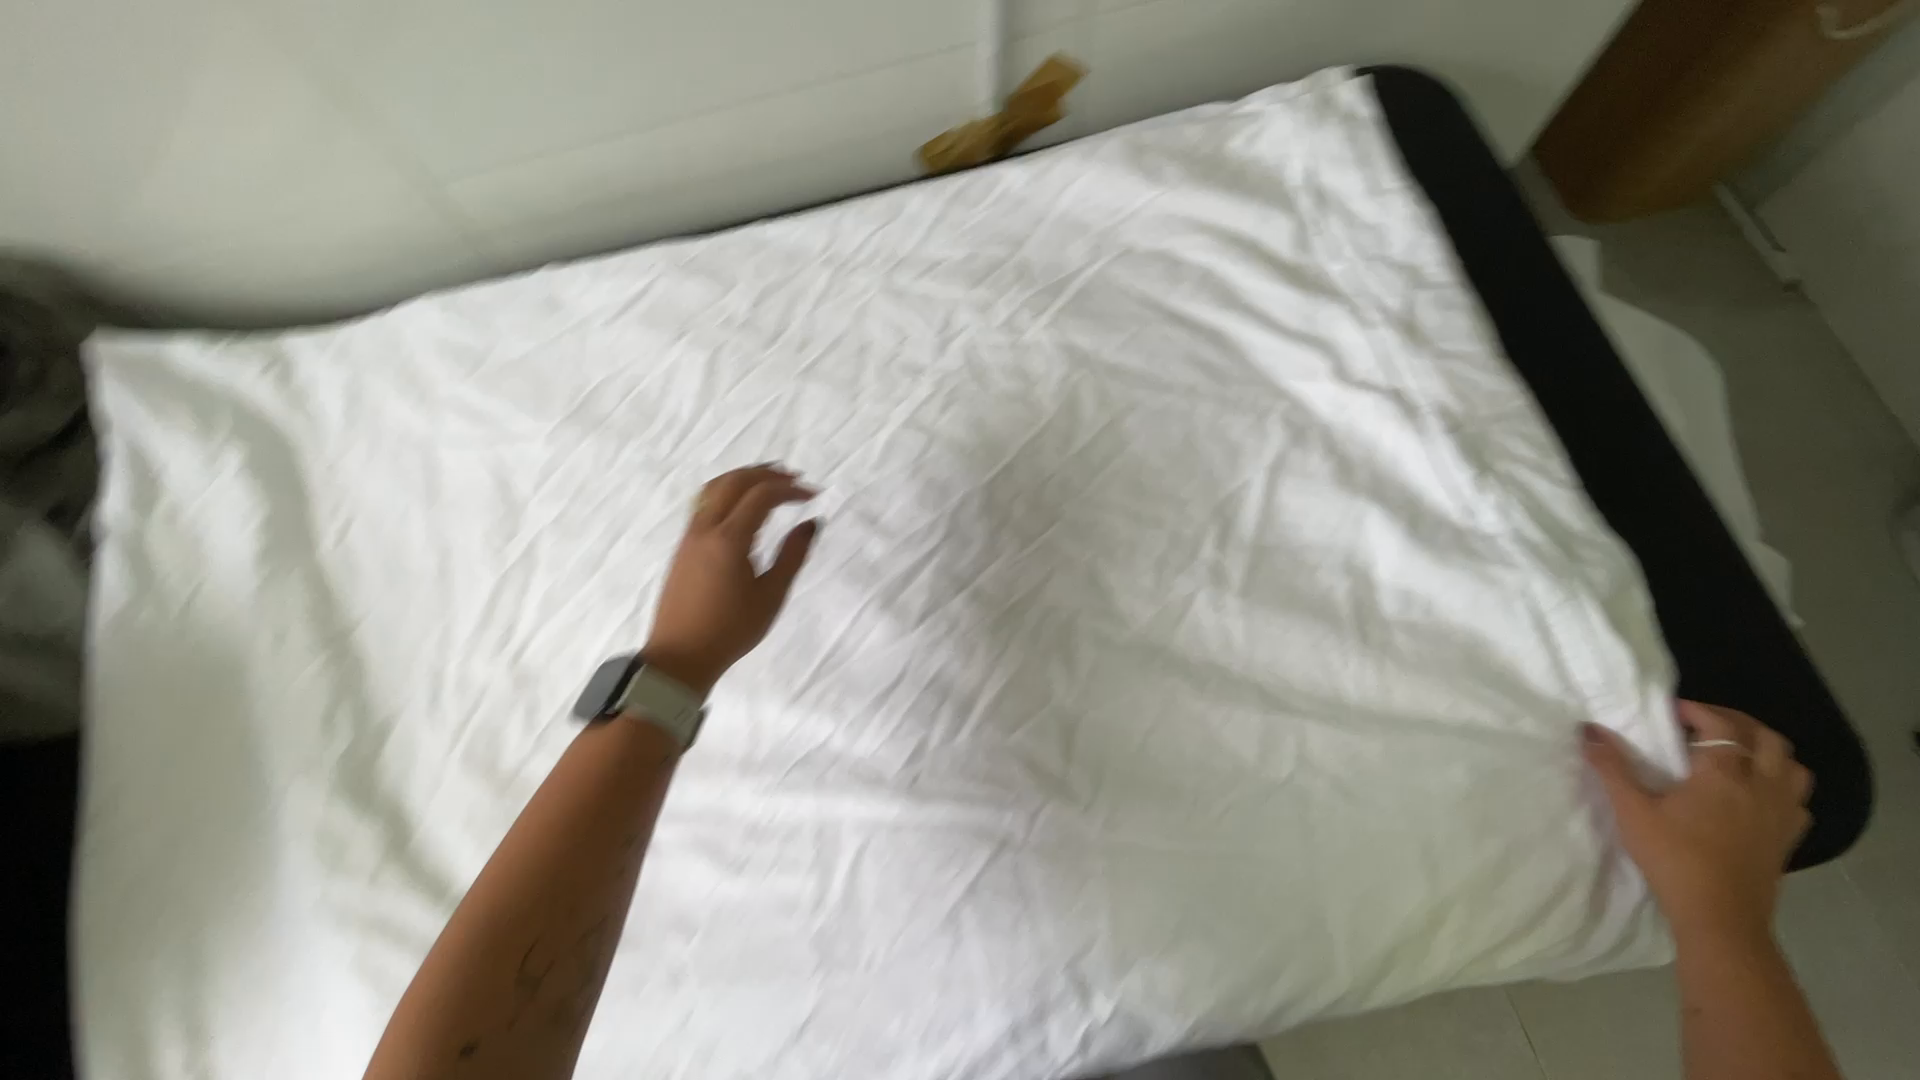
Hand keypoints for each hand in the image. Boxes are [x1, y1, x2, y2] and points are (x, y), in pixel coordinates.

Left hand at [642, 464, 819, 695]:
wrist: (680, 656)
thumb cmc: (731, 630)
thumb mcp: (771, 595)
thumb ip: (793, 555)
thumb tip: (810, 523)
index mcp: (729, 539)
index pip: (761, 495)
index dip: (789, 489)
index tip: (812, 495)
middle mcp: (705, 528)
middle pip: (734, 481)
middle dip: (766, 474)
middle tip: (794, 479)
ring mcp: (689, 535)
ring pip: (714, 488)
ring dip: (743, 478)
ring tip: (769, 481)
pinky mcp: (683, 546)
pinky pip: (704, 503)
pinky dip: (727, 491)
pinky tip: (743, 504)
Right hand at [1583, 701, 1812, 947]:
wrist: (1719, 914)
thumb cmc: (1672, 856)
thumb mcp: (1631, 809)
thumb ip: (1611, 767)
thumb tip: (1588, 730)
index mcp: (1723, 775)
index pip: (1722, 727)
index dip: (1699, 711)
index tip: (1672, 709)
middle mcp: (1761, 786)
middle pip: (1767, 739)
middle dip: (1736, 722)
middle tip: (1703, 722)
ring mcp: (1781, 813)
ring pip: (1791, 766)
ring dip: (1766, 749)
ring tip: (1735, 751)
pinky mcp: (1787, 836)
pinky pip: (1796, 797)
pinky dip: (1779, 782)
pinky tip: (1756, 791)